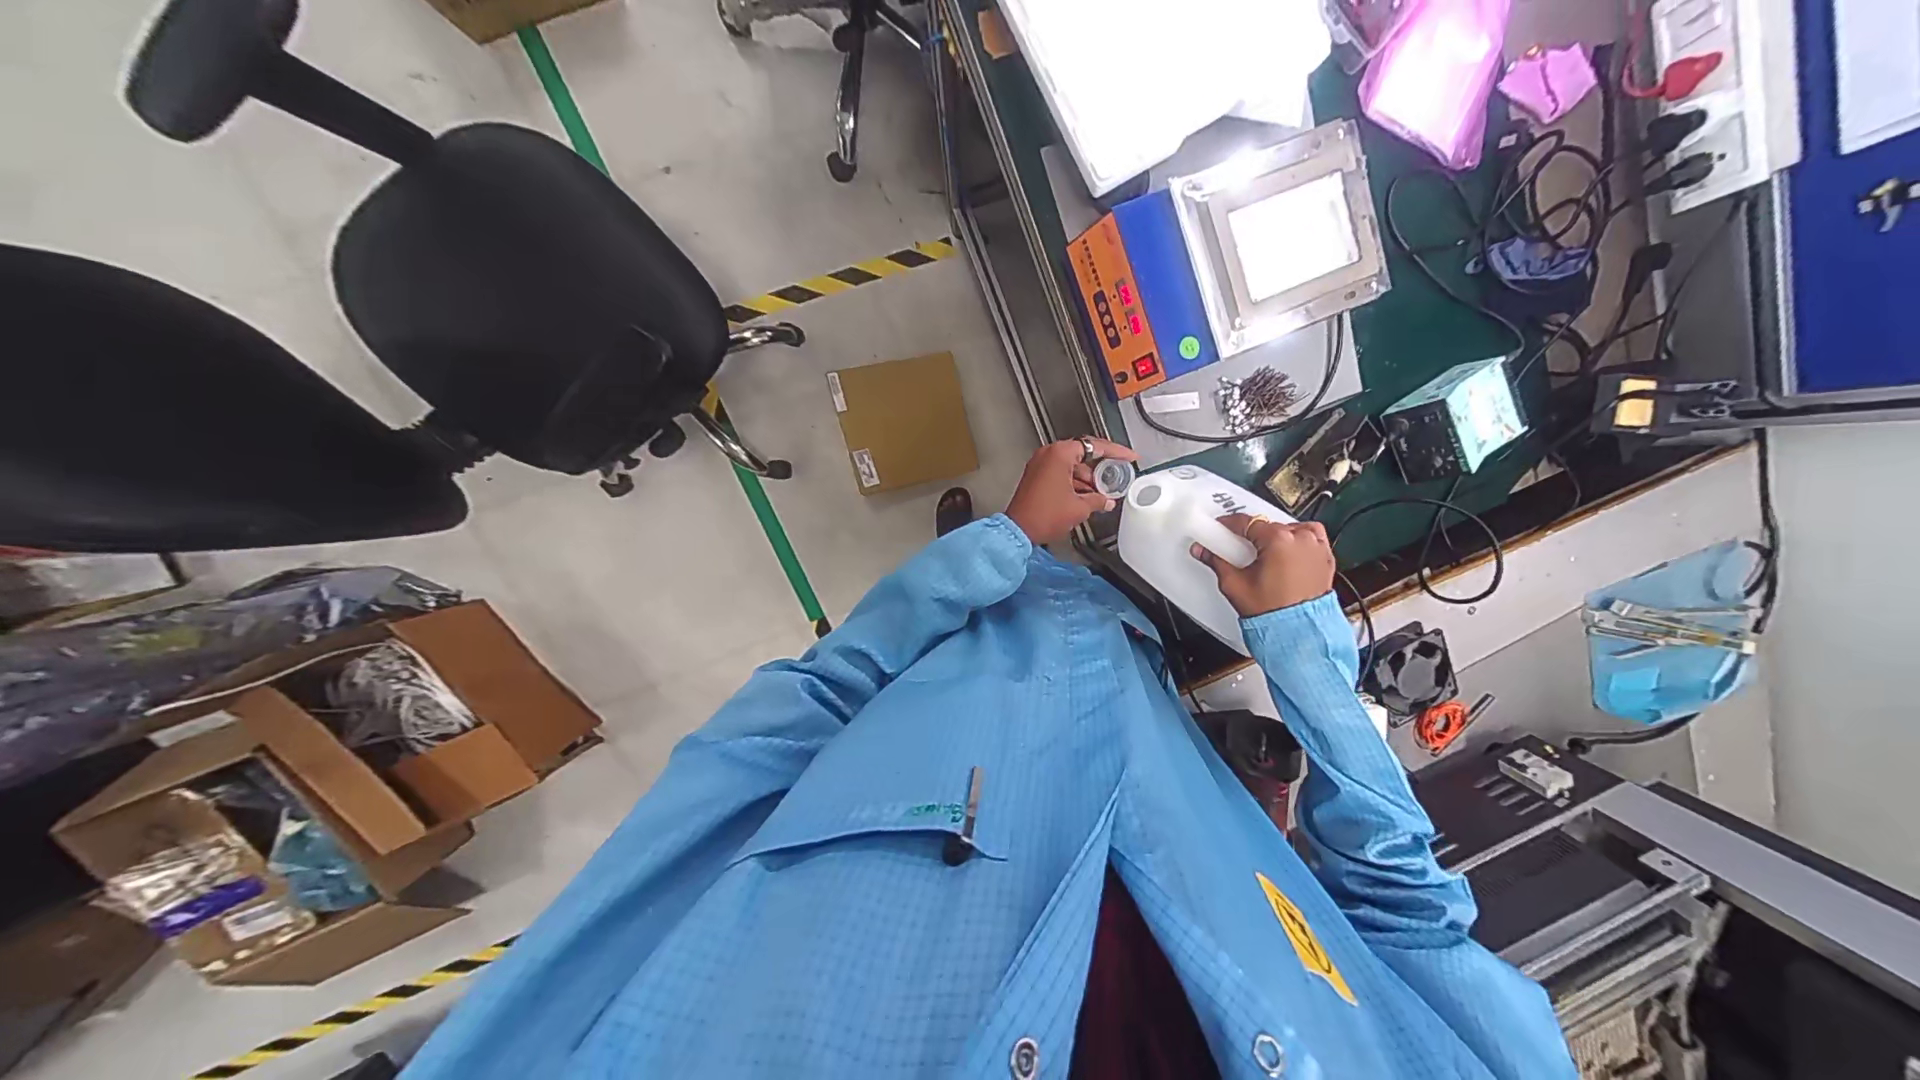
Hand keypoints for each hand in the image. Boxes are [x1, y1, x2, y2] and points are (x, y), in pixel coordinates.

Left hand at [1005, 437, 1137, 546]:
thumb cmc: (1043, 515)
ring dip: (1086, 478)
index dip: (1115, 451)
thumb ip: (1098, 500)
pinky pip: (1059, 473)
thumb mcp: (1079, 508)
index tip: (1128, 456)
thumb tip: (1105, 500)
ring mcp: (1039, 464)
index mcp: (1059, 454)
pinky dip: (1073, 482)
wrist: (1019, 530)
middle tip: (1114, 477)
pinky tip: (1084, 497)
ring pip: (1071, 465)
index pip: (1094, 446)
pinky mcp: (1035, 476)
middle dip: (1099, 469)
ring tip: (1099, 494)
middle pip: (1082, 454)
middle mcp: (1047, 454)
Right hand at [1191, 513, 1334, 616]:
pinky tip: (1288, 551)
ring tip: (1265, 551)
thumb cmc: (1274, 612)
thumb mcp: (1234, 584)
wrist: (1298, 634)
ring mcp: (1316, 548)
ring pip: (1291, 528)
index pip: (1247, 522)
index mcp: (1279, 540)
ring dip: (1277, 534)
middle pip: (1268, 525)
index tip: (1221, 528)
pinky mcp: (1325, 559)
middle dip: (1252, 534)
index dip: (1229, 524)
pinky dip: (1300, 539)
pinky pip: (1313, 537)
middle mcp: (1301, 539)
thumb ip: (1216, 561)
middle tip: (1238, 549)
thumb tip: (1204, 551)